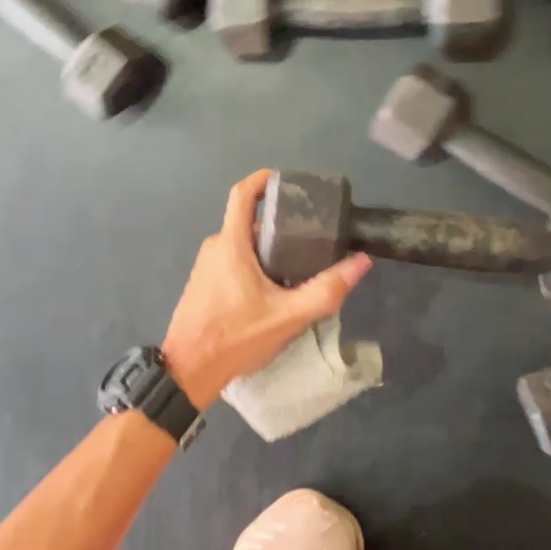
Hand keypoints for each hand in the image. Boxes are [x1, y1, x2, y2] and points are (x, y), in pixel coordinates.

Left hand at [161, 170, 372, 408]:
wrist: (189, 371)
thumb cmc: (235, 338)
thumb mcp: (289, 317)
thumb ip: (327, 290)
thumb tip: (361, 262)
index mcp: (231, 244)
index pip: (242, 195)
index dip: (262, 179)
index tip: (284, 179)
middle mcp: (215, 247)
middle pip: (250, 224)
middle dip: (279, 227)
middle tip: (311, 240)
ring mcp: (205, 266)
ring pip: (242, 246)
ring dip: (268, 252)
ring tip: (299, 268)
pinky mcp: (203, 284)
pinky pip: (232, 263)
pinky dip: (254, 267)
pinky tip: (273, 291)